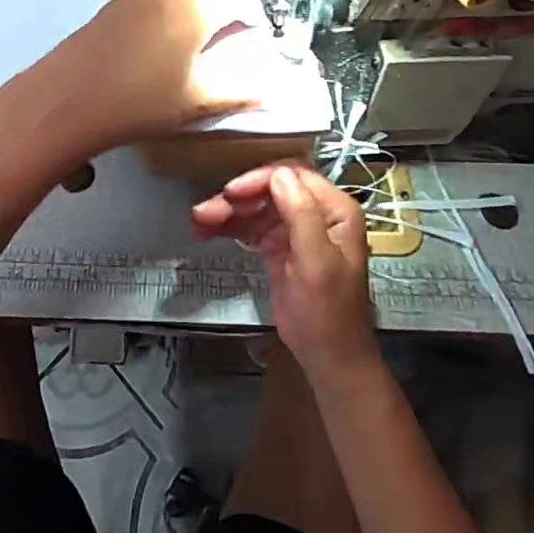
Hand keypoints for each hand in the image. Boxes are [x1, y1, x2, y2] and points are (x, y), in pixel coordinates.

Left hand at [0, 0, 269, 158]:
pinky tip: (162, 46)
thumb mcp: (197, 103)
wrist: (65, 101)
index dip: (256, 16)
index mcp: (195, 5)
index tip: (259, 38)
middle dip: (230, 7)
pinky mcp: (114, 6)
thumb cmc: (140, 103)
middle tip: (235, 38)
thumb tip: (266, 93)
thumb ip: (238, 93)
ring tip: (199, 44)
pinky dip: (172, 13)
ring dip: (200, 8)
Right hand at [192, 163, 377, 379]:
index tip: (231, 193)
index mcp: (335, 210)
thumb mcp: (317, 263)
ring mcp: (296, 229)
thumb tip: (278, 175)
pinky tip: (207, 230)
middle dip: (238, 198)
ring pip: (258, 207)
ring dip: (228, 211)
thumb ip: (301, 216)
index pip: (293, 177)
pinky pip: (252, 227)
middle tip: (205, 211)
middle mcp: (317, 213)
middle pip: (271, 190)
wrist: (329, 357)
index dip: (260, 179)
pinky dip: (230, 226)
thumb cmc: (329, 313)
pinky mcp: (278, 246)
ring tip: (199, 220)